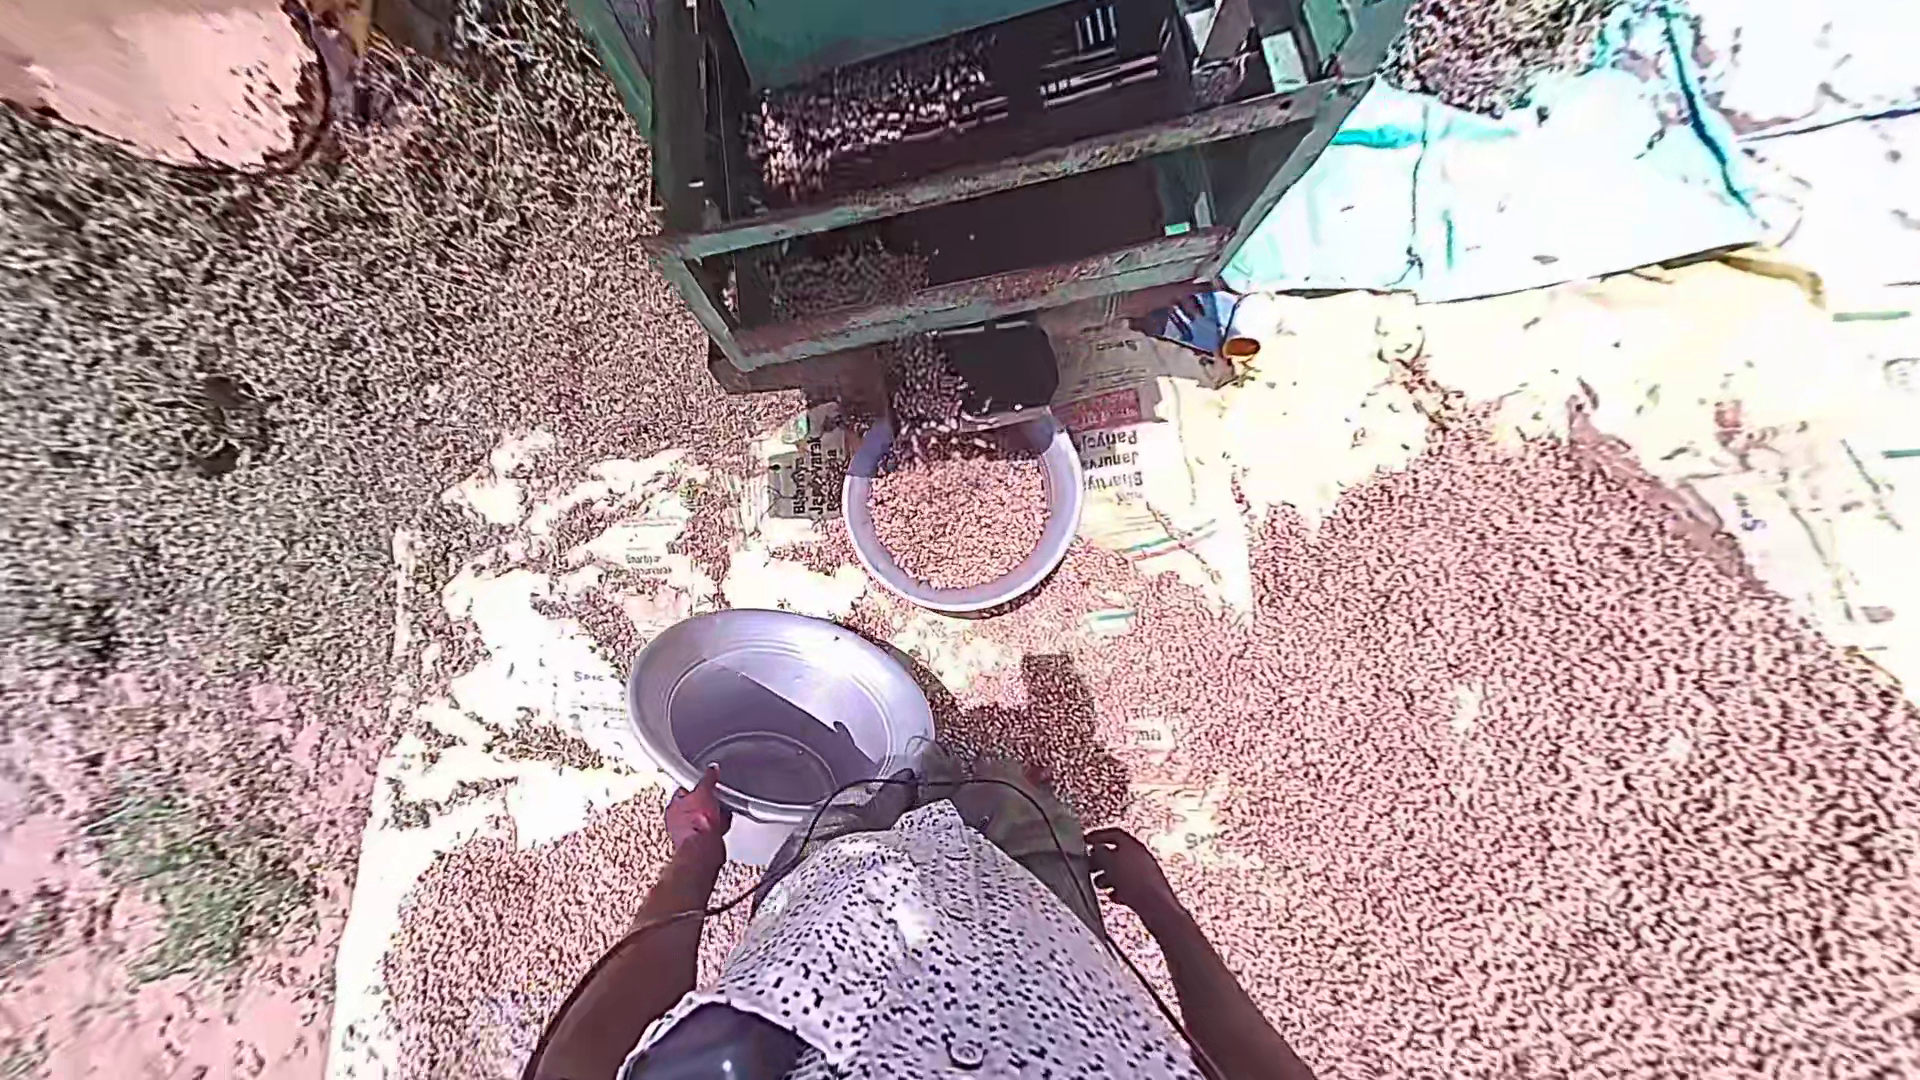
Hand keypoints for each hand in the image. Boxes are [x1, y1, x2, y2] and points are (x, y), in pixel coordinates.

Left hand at [666, 766, 730, 849]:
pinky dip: (715, 826)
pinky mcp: (698, 843)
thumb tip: (711, 769)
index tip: (707, 781)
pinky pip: (709, 829)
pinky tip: (721, 825)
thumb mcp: (705, 791)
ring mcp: (687, 833)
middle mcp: (676, 820)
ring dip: (711, 815)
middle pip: (693, 804)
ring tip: (720, 812)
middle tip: (715, 798)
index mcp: (673, 806)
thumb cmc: (697, 823)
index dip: (697, 784)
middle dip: (705, 801)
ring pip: (701, 818)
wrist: (704, 848)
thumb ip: (708, 778)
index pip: (684, 789)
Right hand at [1088, 827, 1182, 924]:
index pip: (1113, 834)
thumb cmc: (1136, 883)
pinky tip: (1113, 896)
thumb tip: (1096, 850)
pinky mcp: (1149, 890)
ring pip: (1123, 870)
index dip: (1098, 836)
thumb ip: (1100, 853)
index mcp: (1132, 845)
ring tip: (1099, 883)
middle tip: (1090, 864)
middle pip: (1117, 852)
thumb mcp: (1109, 864)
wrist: (1157, 909)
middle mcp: (1141, 856)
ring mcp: (1147, 873)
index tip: (1088, 841)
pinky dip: (1120, 889)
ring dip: (1109, 876)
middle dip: (1102, 859)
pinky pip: (1130, 886)